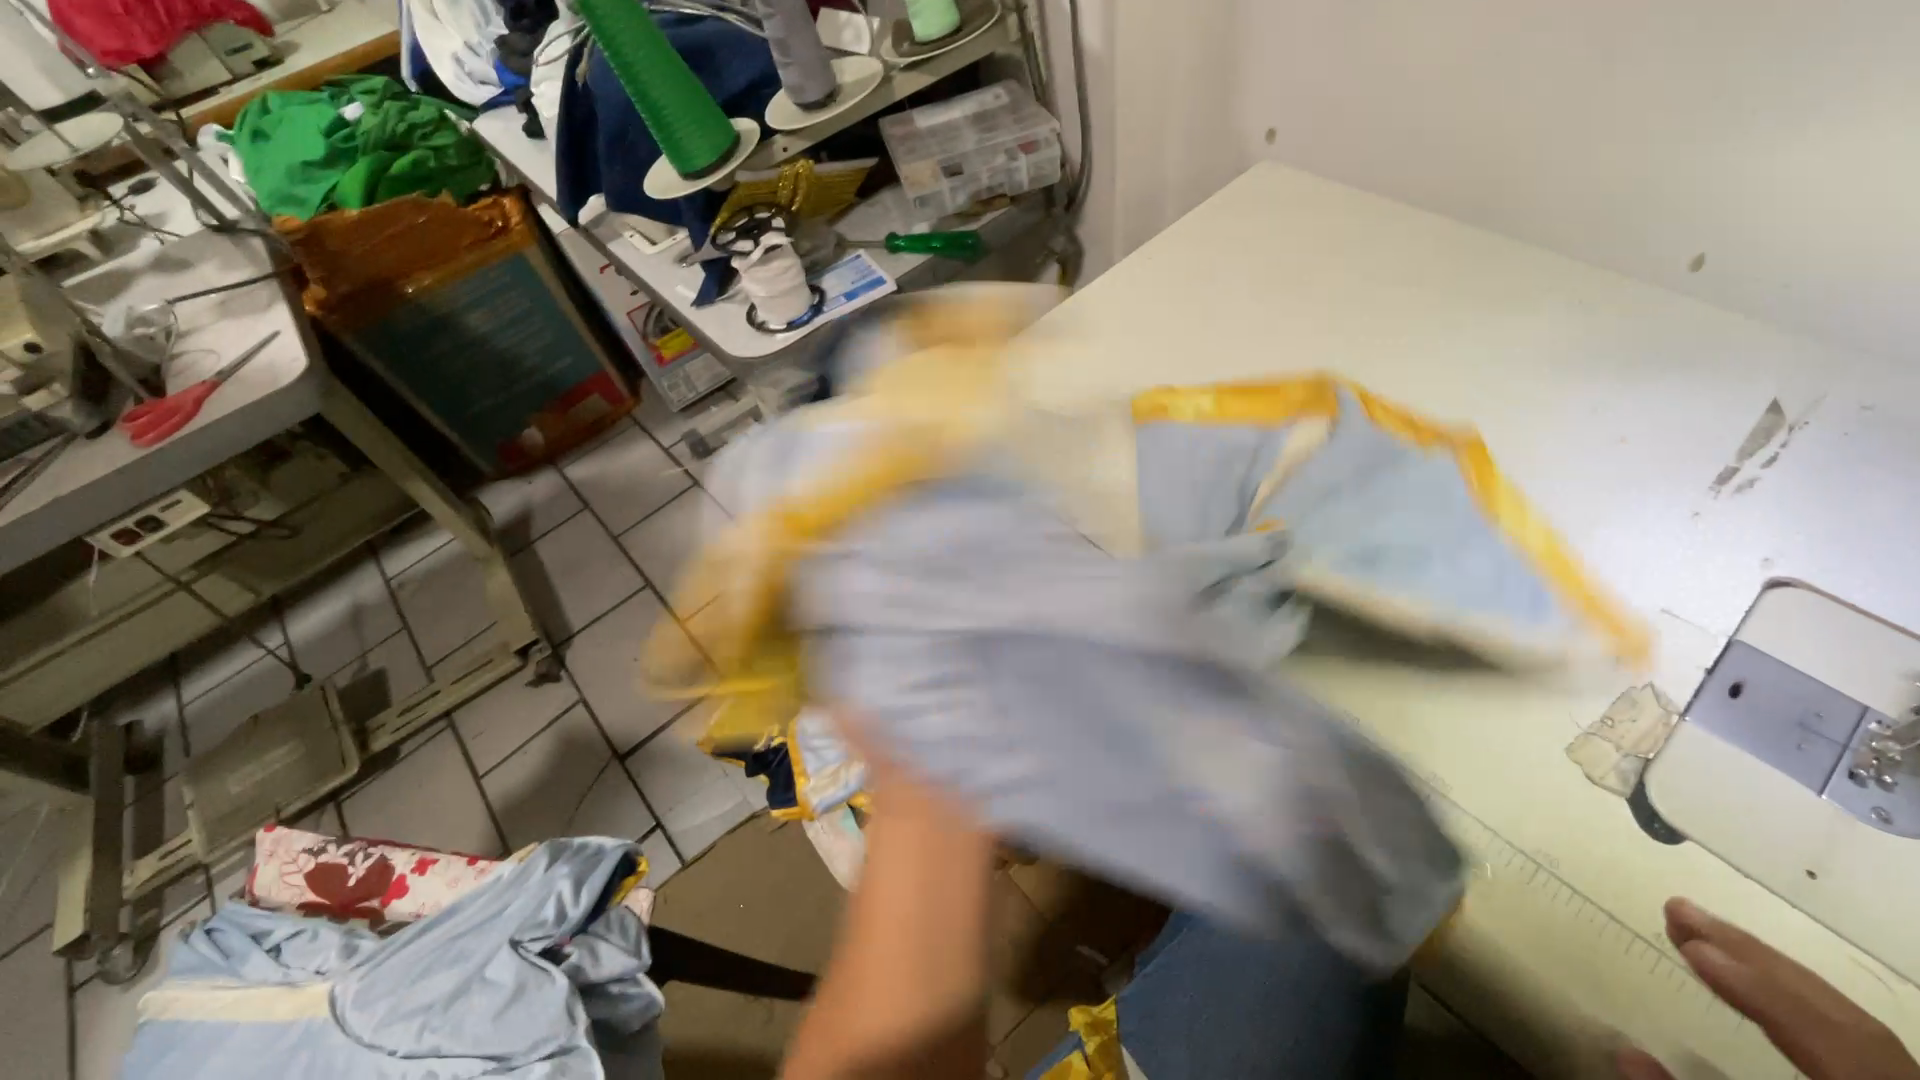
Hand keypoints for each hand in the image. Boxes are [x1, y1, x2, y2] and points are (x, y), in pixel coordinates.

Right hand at [1616, 897, 1919, 1079]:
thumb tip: (1626, 1054)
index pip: (1831, 1042)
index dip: (1760, 992)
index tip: (1689, 945)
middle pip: (1844, 1019)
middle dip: (1756, 959)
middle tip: (1679, 910)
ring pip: (1854, 1023)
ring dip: (1772, 969)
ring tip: (1700, 927)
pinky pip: (1855, 1039)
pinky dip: (1796, 1001)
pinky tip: (1747, 976)